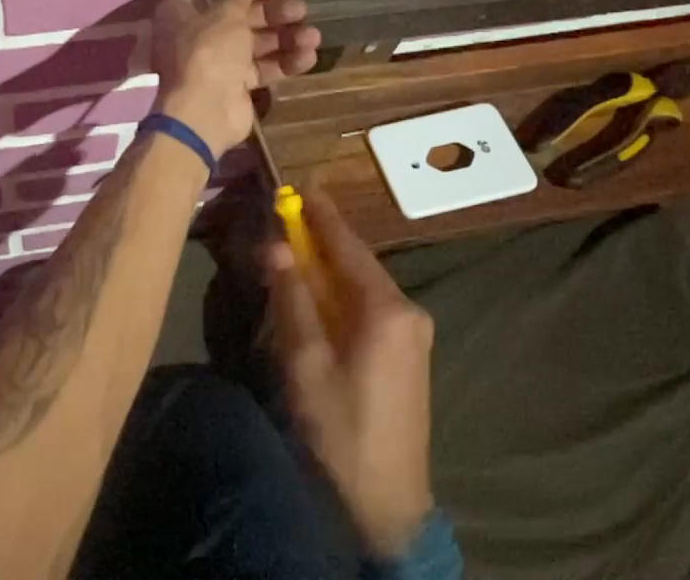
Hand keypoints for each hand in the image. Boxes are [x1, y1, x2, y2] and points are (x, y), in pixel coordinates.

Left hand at [149, 0, 320, 156]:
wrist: (205, 113)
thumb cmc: (210, 52)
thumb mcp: (226, 13)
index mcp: (182, 13)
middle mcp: (197, 35)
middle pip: (240, 17)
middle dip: (273, 14)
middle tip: (302, 9)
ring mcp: (216, 62)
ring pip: (255, 43)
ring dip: (285, 38)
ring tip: (313, 36)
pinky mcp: (235, 85)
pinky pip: (261, 68)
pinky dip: (283, 62)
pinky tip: (309, 56)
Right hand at [267, 187, 435, 559]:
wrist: (386, 506)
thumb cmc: (339, 430)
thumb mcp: (304, 362)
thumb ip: (291, 298)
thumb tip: (276, 245)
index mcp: (386, 309)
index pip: (347, 245)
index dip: (320, 213)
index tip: (299, 183)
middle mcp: (408, 311)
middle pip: (358, 261)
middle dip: (321, 237)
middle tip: (286, 214)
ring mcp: (414, 335)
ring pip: (363, 284)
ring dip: (329, 266)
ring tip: (293, 248)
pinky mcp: (409, 356)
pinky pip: (370, 306)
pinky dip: (341, 292)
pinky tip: (317, 295)